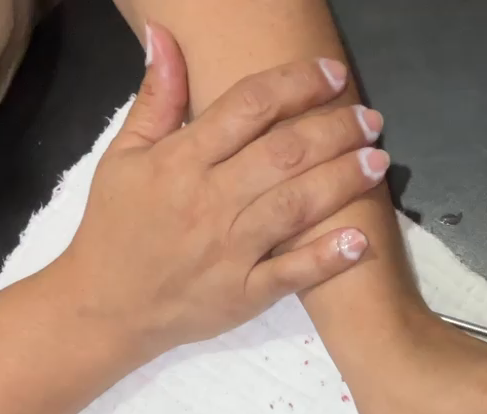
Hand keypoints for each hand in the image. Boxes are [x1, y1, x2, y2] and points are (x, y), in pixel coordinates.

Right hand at [47, 24, 389, 356]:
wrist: (108, 304)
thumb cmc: (117, 228)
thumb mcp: (122, 156)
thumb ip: (154, 99)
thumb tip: (167, 37)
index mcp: (182, 160)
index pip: (248, 108)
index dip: (296, 84)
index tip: (333, 73)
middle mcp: (211, 200)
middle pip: (283, 154)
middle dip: (333, 130)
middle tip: (371, 119)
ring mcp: (231, 250)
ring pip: (294, 206)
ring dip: (342, 182)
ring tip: (378, 161)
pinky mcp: (245, 294)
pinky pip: (292, 274)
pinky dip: (327, 258)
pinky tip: (360, 240)